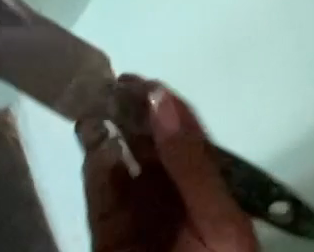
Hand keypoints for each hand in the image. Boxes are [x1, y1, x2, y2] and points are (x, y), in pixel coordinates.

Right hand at [76, 77, 257, 251]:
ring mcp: (138, 208)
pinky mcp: (104, 222)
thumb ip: (192, 165)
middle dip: (131, 110)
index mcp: (214, 194)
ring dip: (106, 124)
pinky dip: (92, 154)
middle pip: (150, 138)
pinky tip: (91, 136)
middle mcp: (175, 194)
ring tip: (93, 100)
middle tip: (109, 85)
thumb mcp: (222, 231)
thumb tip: (160, 98)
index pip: (191, 137)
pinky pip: (96, 180)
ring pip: (119, 151)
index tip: (141, 83)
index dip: (168, 107)